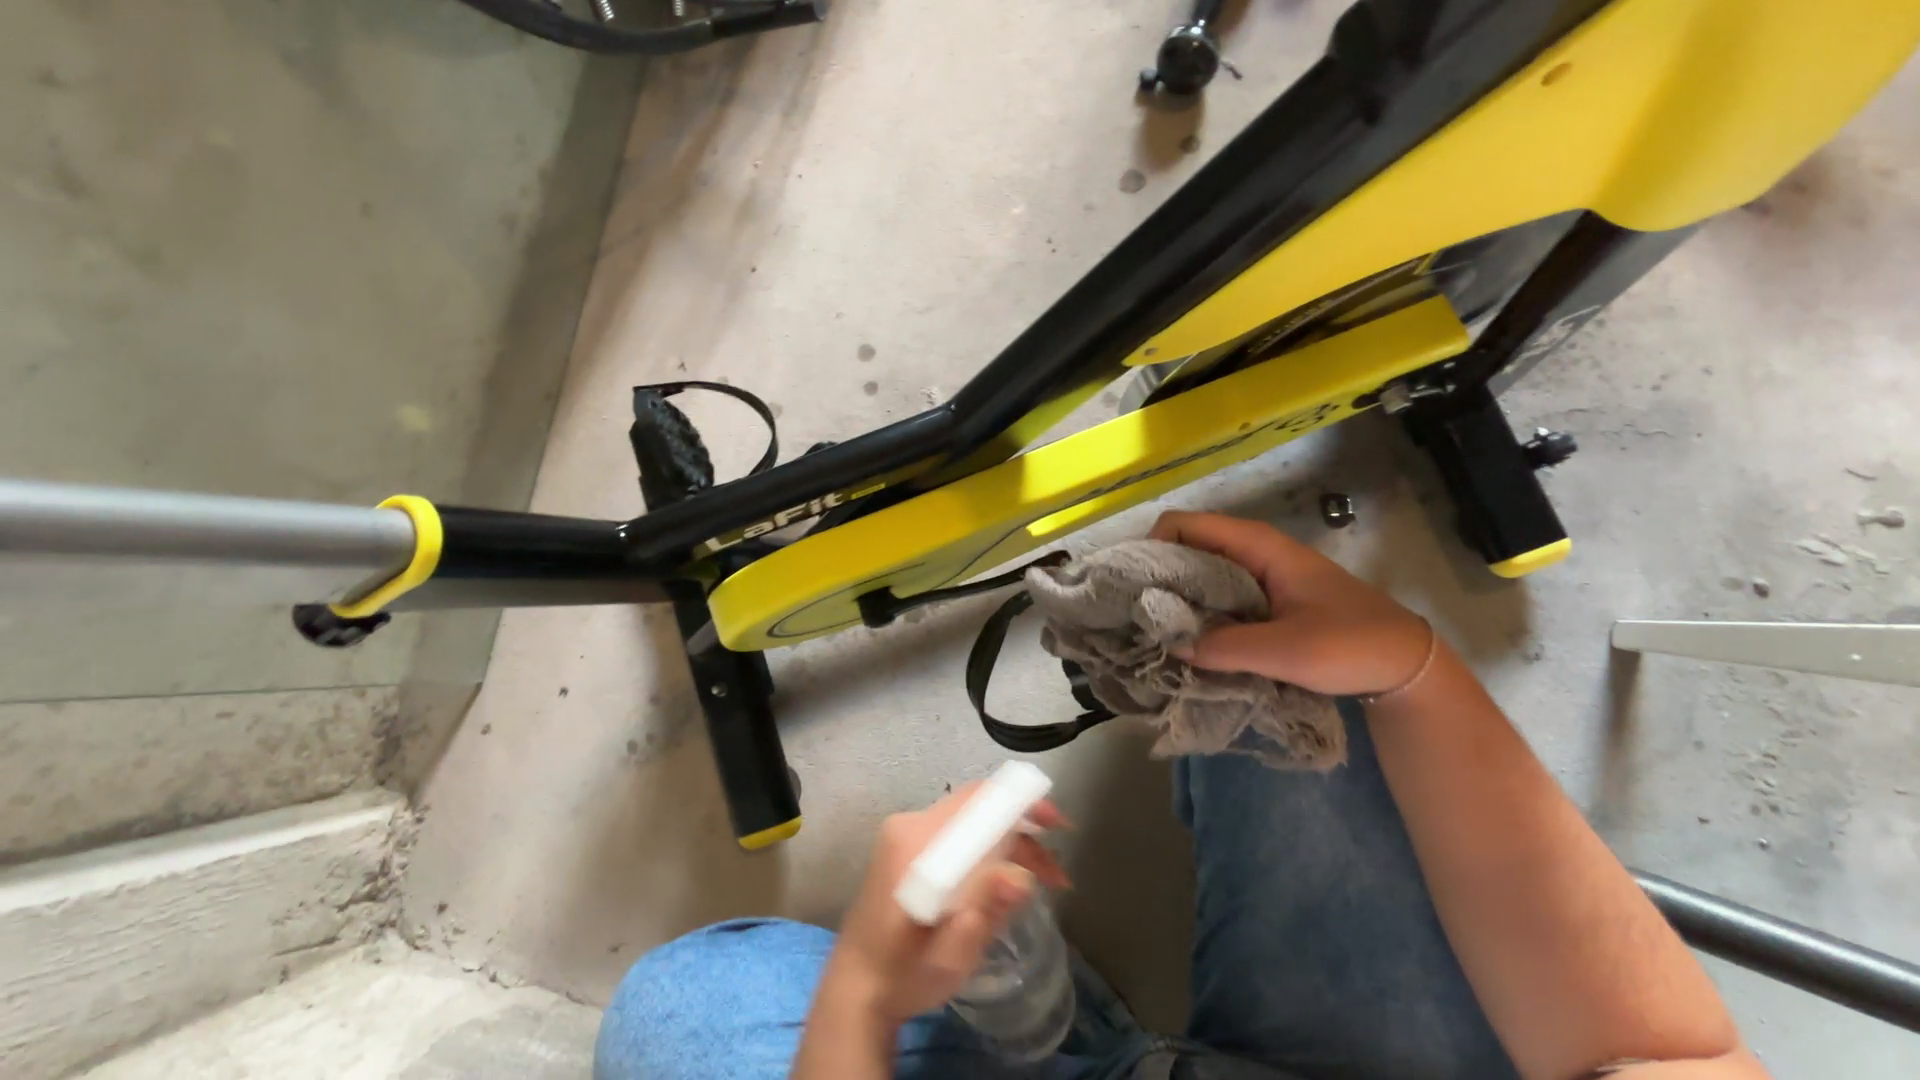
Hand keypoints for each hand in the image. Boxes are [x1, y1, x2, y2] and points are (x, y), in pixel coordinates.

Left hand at [819, 781, 1071, 1025]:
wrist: (856, 990)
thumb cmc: (902, 975)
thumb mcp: (949, 954)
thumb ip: (982, 914)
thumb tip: (1020, 878)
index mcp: (915, 843)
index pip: (976, 801)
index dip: (1021, 804)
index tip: (1058, 825)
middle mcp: (909, 826)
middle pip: (979, 810)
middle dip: (1024, 834)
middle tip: (1057, 874)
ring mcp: (906, 836)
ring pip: (973, 823)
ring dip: (1011, 846)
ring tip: (1044, 882)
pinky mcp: (908, 849)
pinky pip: (959, 836)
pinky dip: (990, 852)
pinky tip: (1006, 883)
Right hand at [1149, 510, 1431, 695]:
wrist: (1405, 666)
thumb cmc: (1351, 644)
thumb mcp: (1286, 650)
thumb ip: (1225, 647)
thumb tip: (1171, 647)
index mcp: (1257, 547)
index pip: (1185, 525)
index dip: (1151, 546)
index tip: (1129, 585)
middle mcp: (1253, 554)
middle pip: (1188, 549)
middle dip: (1156, 576)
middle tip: (1131, 615)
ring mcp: (1259, 578)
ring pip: (1201, 577)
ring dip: (1175, 599)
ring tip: (1149, 631)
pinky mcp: (1265, 604)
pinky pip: (1218, 599)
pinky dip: (1197, 614)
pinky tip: (1185, 642)